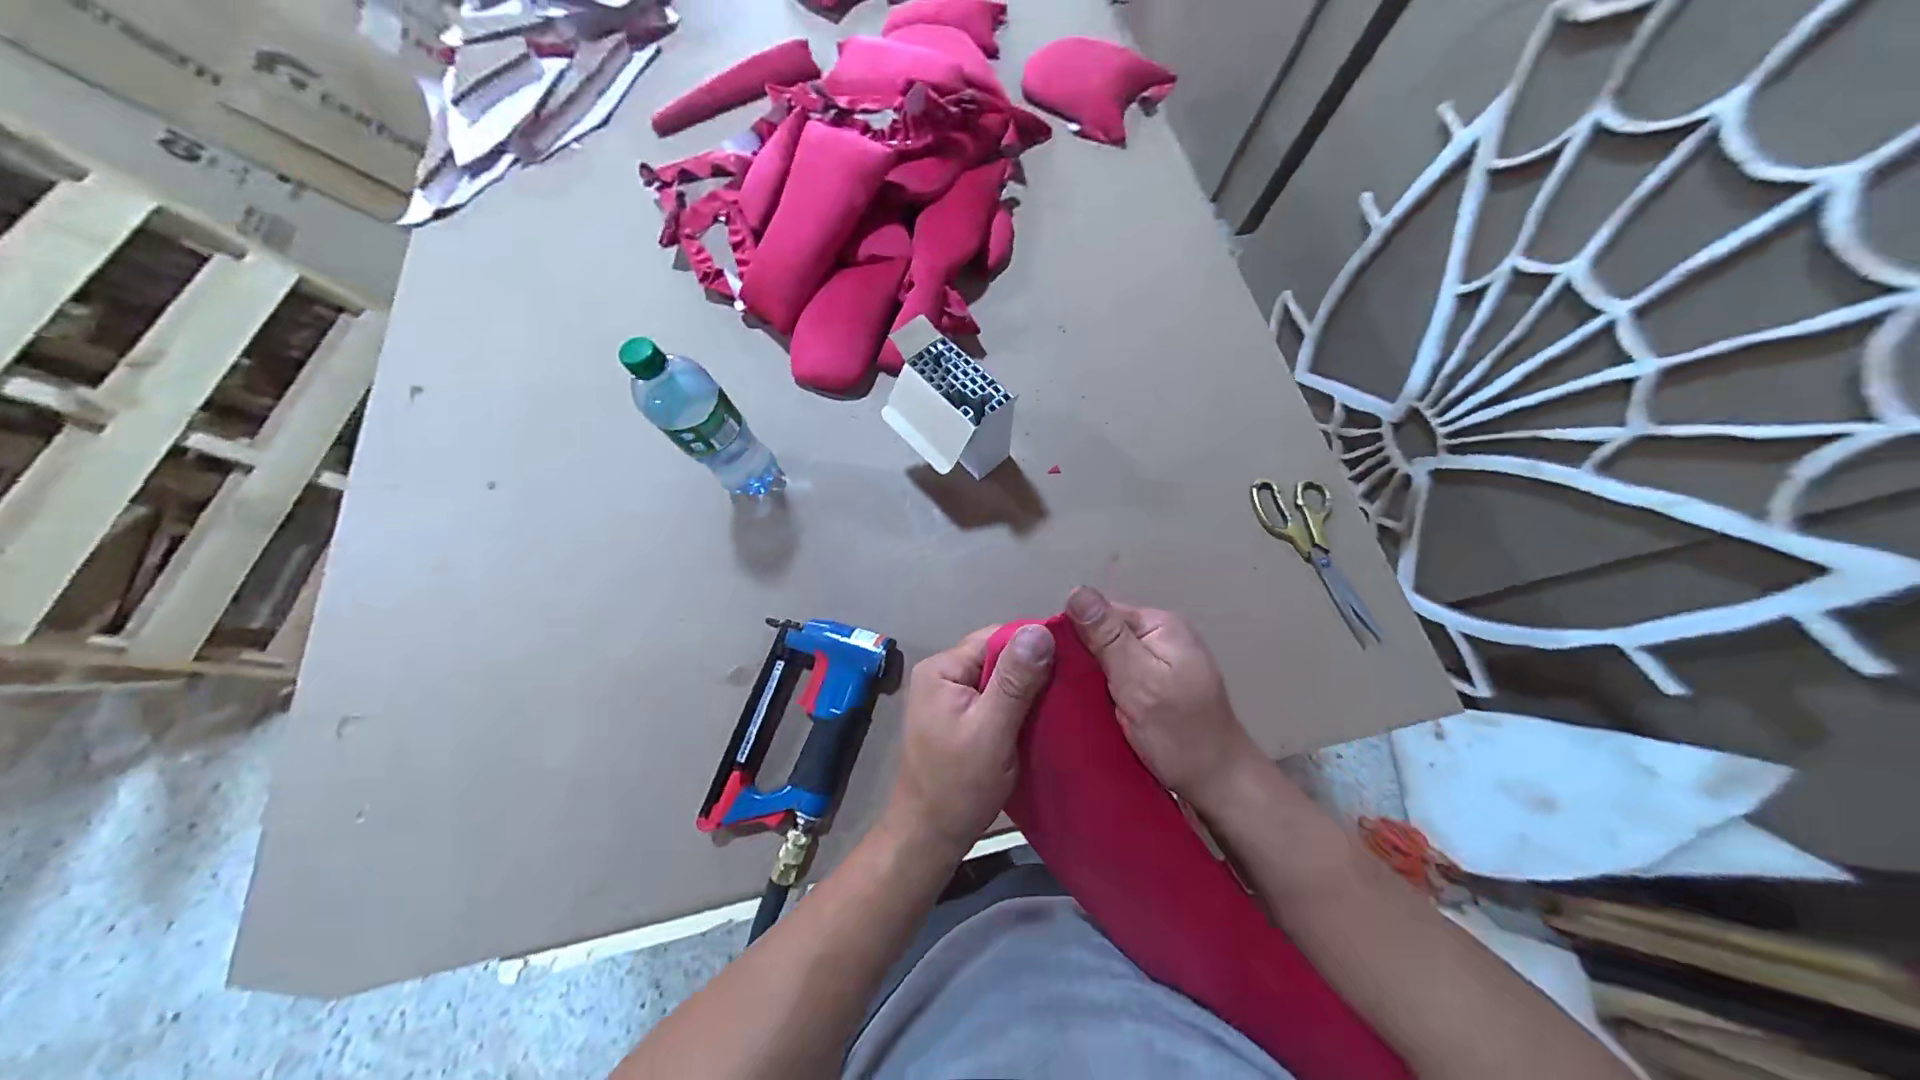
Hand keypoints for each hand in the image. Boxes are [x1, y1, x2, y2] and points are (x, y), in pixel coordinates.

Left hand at [884, 623, 1054, 852]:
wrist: (931, 835)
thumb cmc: (959, 785)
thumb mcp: (992, 730)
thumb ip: (1016, 681)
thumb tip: (1042, 630)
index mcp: (942, 668)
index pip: (996, 638)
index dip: (1033, 647)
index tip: (1071, 661)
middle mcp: (943, 675)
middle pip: (998, 656)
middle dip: (1032, 670)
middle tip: (1071, 686)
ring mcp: (950, 698)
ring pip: (1000, 678)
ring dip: (1028, 691)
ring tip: (1061, 702)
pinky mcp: (960, 718)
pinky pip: (995, 699)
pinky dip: (1018, 707)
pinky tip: (1040, 718)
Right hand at [1066, 586, 1260, 810]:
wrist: (1217, 785)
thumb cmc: (1179, 733)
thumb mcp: (1138, 679)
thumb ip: (1107, 637)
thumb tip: (1077, 590)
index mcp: (1159, 625)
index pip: (1099, 613)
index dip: (1074, 636)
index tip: (1053, 664)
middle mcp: (1158, 638)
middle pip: (1101, 636)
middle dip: (1079, 659)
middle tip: (1056, 686)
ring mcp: (1155, 665)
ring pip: (1103, 660)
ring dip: (1086, 678)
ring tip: (1064, 697)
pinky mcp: (1150, 689)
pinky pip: (1112, 680)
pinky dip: (1098, 692)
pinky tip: (1083, 706)